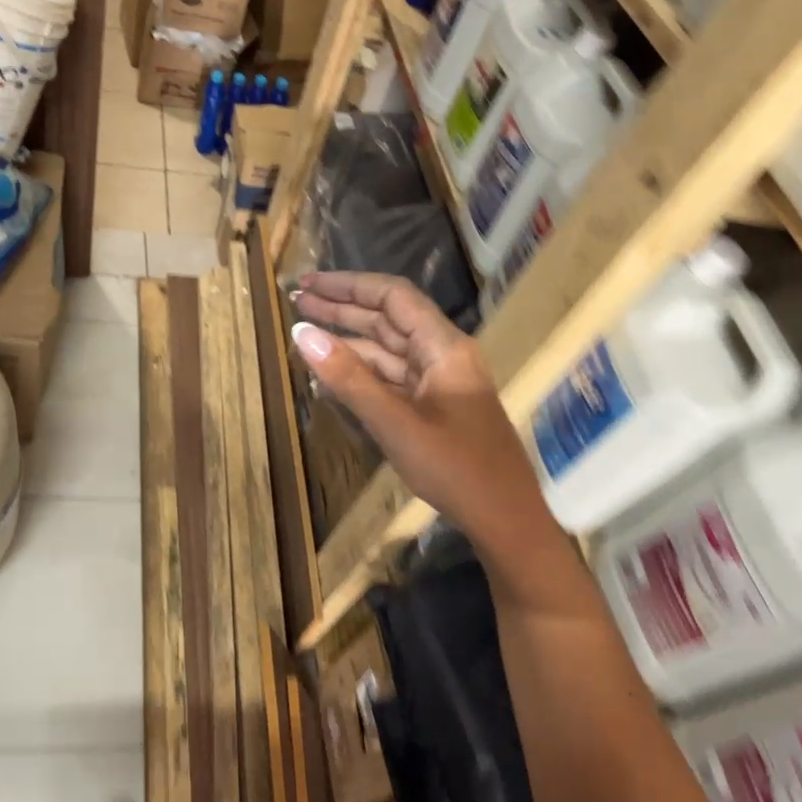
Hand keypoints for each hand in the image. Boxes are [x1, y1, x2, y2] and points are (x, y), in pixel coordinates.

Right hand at [290, 272, 538, 533]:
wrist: (504, 518)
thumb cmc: (456, 469)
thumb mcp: (395, 423)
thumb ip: (349, 378)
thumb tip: (302, 332)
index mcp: (443, 348)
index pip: (393, 297)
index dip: (349, 285)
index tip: (308, 283)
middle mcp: (441, 357)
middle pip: (388, 320)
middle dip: (343, 308)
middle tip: (296, 300)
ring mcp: (437, 385)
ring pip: (387, 352)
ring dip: (348, 341)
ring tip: (305, 332)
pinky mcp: (432, 410)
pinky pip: (391, 381)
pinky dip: (361, 375)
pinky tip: (330, 375)